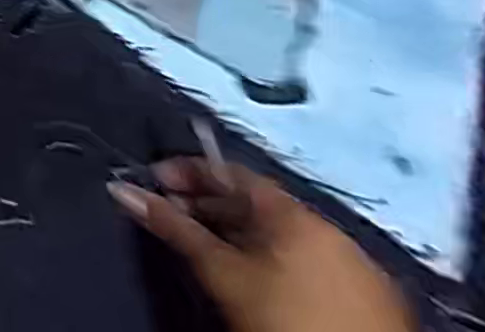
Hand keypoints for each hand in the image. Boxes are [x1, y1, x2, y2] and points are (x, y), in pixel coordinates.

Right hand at [108, 159, 411, 331]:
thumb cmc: (282, 314)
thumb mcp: (218, 268)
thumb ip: (170, 224)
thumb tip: (119, 187)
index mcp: (297, 215)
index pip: (230, 171)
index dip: (185, 170)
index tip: (152, 180)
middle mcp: (328, 231)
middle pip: (252, 201)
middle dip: (204, 203)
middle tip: (167, 213)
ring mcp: (353, 267)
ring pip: (276, 232)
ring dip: (231, 230)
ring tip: (197, 245)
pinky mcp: (364, 300)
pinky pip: (300, 258)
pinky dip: (263, 255)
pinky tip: (243, 273)